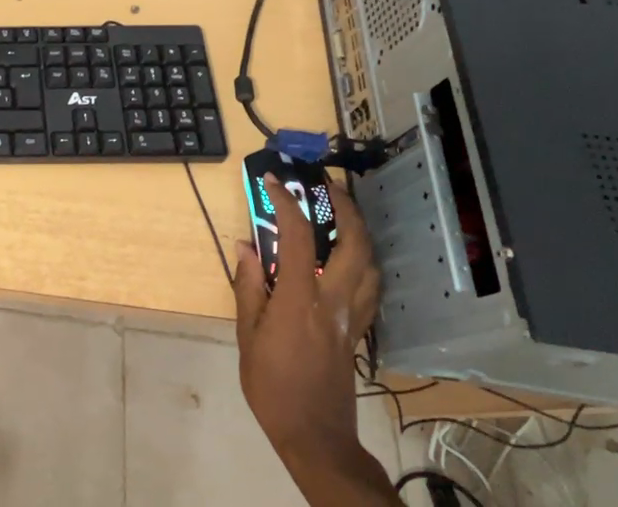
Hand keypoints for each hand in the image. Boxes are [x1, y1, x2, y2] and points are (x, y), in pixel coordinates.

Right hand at [232, 174, 392, 504]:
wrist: (315, 434)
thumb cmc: (272, 385)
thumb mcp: (247, 336)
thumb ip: (249, 287)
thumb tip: (247, 246)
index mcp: (302, 299)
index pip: (297, 236)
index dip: (286, 203)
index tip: (272, 182)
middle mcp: (334, 300)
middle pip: (355, 242)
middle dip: (345, 207)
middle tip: (326, 186)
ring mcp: (352, 316)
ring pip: (371, 263)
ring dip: (360, 232)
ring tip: (341, 214)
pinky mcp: (358, 330)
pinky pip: (370, 285)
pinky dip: (362, 261)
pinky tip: (348, 258)